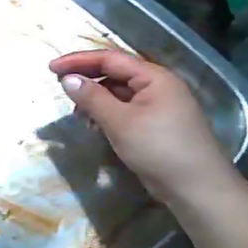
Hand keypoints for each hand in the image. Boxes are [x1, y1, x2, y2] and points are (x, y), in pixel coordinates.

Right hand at [51, 50, 236, 206]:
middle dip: (87, 79)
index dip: (79, 61)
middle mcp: (159, 86)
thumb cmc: (159, 149)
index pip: (111, 59)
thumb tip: (68, 79)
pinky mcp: (157, 126)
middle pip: (116, 73)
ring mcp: (160, 107)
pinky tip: (95, 125)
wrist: (197, 188)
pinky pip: (126, 110)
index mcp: (155, 77)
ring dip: (96, 98)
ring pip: (120, 93)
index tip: (50, 68)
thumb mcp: (120, 122)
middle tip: (60, 88)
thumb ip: (92, 98)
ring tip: (76, 113)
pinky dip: (107, 113)